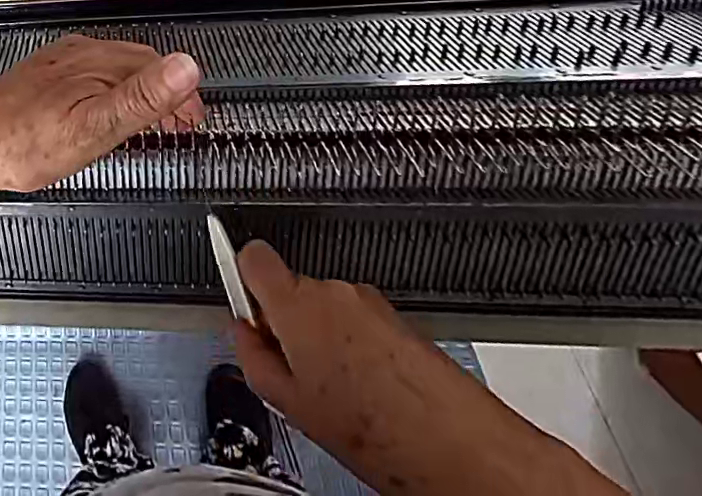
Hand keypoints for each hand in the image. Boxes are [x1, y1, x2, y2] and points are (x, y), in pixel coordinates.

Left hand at [0, 34, 203, 198]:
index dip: (182, 94)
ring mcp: (57, 66)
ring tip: (152, 120)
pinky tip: (105, 110)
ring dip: (140, 92)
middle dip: (165, 92)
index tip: (194, 119)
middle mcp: (76, 55)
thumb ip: (141, 99)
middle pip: (139, 65)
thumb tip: (185, 67)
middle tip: (180, 124)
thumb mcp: (90, 129)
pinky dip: (113, 92)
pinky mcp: (43, 79)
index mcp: (95, 62)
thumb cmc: (18, 145)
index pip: (157, 67)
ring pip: (114, 70)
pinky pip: (90, 77)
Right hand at [232, 241, 622, 494]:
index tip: (242, 296)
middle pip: (289, 287)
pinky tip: (364, 388)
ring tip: (338, 389)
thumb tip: (244, 335)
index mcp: (297, 305)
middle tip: (296, 369)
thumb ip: (253, 358)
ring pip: (322, 306)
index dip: (241, 273)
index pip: (252, 256)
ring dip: (321, 336)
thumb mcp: (291, 405)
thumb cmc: (380, 432)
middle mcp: (332, 290)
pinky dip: (351, 343)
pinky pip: (353, 317)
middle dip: (286, 322)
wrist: (460, 445)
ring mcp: (365, 299)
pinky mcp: (392, 312)